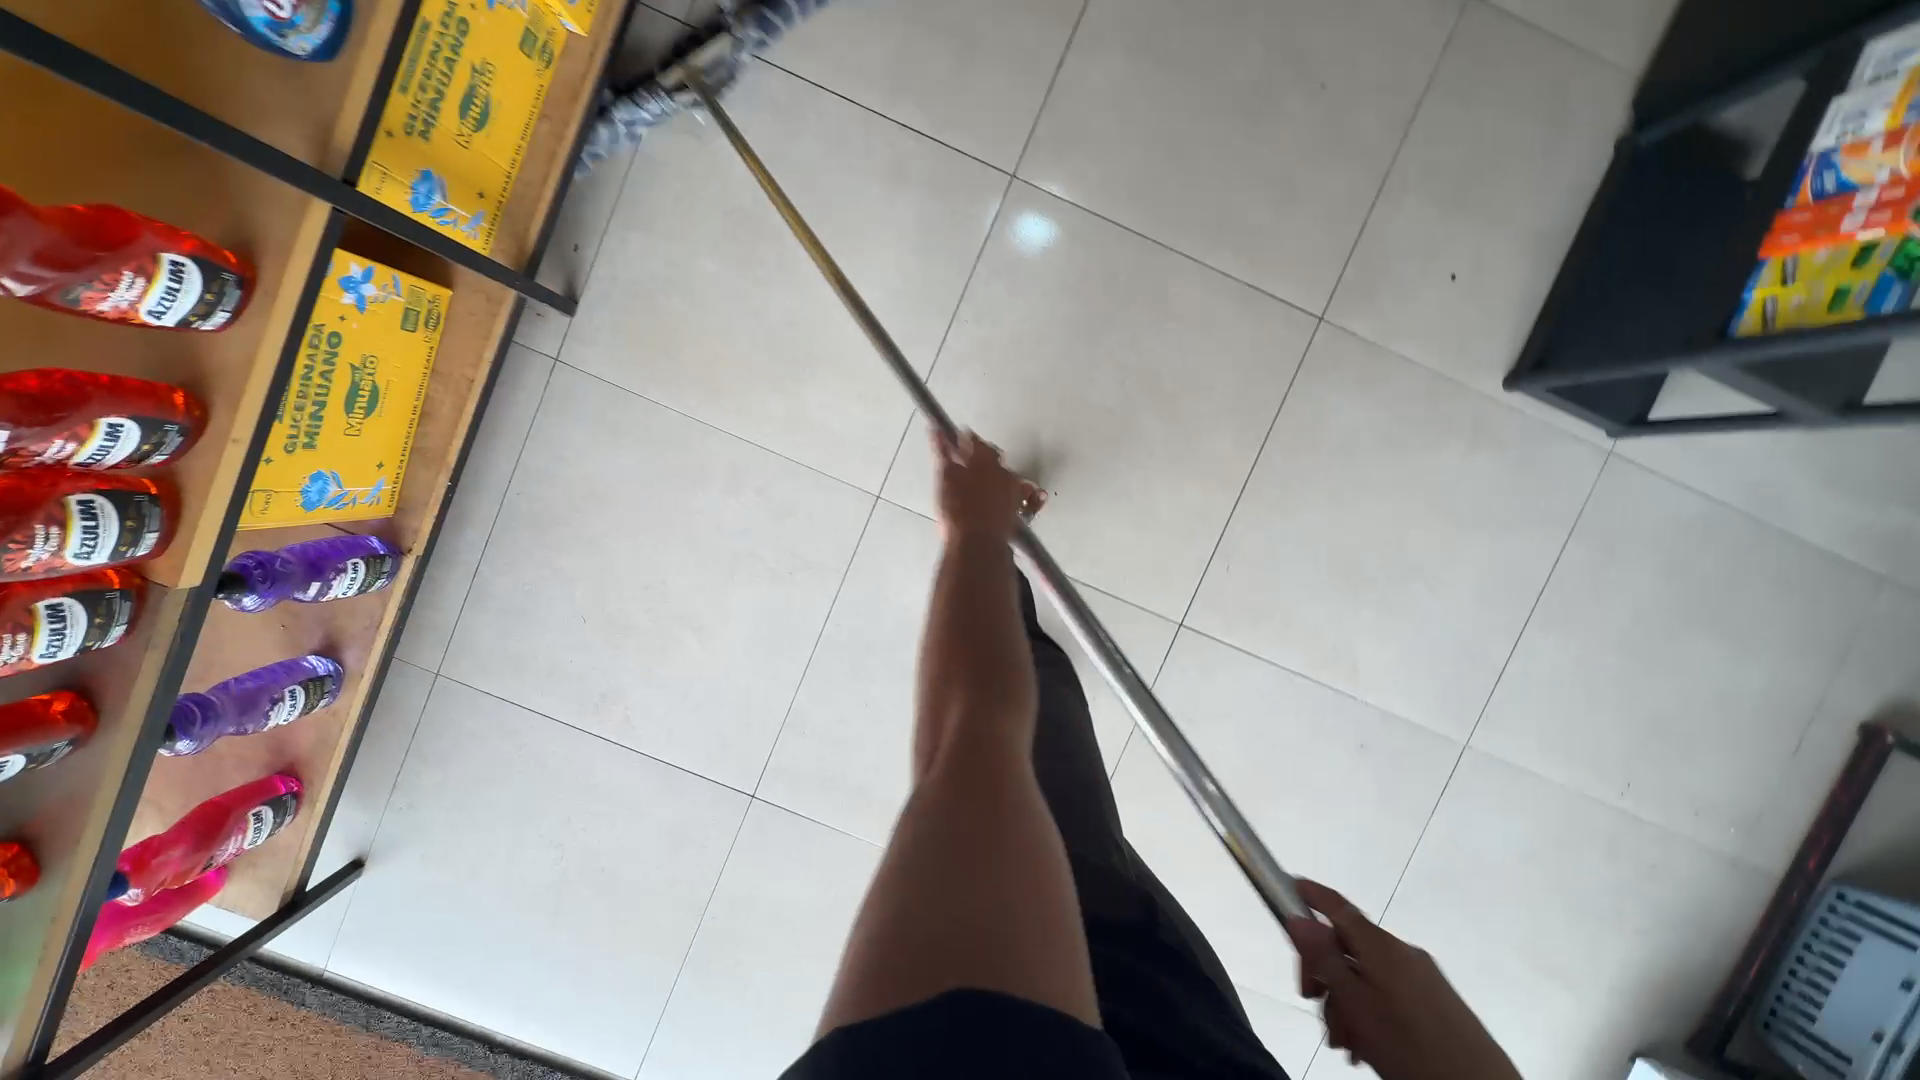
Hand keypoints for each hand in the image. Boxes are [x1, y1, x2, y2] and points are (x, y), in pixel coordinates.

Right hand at [930, 429, 1037, 541]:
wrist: (978, 543)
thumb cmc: (957, 509)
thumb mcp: (945, 478)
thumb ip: (942, 452)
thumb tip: (936, 430)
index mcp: (986, 459)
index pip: (975, 440)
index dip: (964, 439)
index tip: (956, 441)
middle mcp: (1004, 471)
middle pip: (992, 457)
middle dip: (980, 456)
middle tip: (965, 461)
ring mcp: (1013, 490)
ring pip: (1002, 475)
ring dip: (990, 474)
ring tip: (975, 483)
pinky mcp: (1016, 510)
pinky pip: (1010, 494)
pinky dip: (999, 492)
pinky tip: (989, 499)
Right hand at [1285, 880, 1520, 1079]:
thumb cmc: (1410, 1046)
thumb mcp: (1356, 1005)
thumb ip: (1325, 960)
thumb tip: (1298, 917)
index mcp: (1382, 947)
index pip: (1339, 907)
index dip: (1311, 894)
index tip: (1289, 887)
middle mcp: (1402, 953)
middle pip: (1347, 947)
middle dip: (1323, 973)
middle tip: (1311, 1000)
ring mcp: (1421, 977)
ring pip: (1364, 976)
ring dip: (1344, 1003)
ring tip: (1344, 1042)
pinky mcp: (1434, 1001)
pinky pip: (1386, 993)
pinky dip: (1368, 1012)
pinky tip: (1365, 1046)